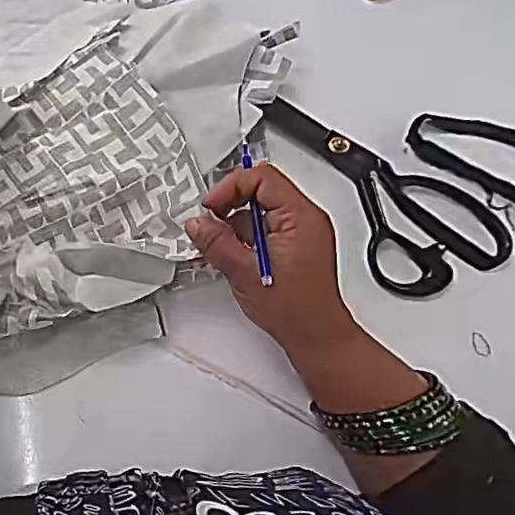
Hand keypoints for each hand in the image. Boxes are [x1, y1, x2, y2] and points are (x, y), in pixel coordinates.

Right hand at [185, 164, 428, 420]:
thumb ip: (217, 243)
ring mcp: (300, 233)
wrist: (315, 336)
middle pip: (260, 192)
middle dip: (229, 207)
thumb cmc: (295, 310)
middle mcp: (304, 220)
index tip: (211, 207)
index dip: (231, 187)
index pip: (263, 178)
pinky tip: (228, 257)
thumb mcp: (245, 273)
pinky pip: (264, 230)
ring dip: (233, 226)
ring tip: (216, 249)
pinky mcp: (294, 247)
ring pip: (259, 213)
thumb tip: (198, 224)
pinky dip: (243, 240)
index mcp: (300, 217)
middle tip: (210, 225)